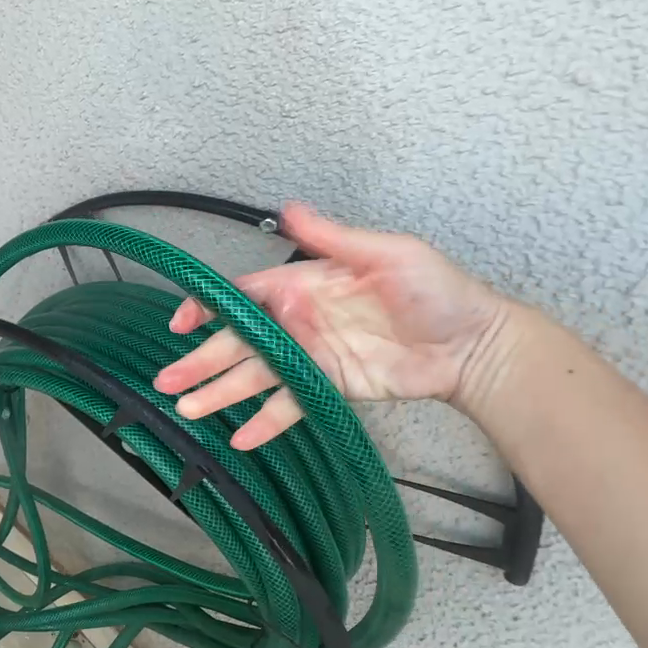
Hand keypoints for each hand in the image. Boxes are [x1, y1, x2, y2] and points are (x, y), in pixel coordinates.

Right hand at [153, 203, 511, 449]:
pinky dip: (264, 423)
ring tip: (186, 409)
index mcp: (299, 287)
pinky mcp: (325, 387)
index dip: (205, 308)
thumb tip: (290, 209)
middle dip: (199, 361)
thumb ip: (333, 238)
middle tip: (168, 381)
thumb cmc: (439, 292)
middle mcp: (294, 322)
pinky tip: (240, 439)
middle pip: (234, 342)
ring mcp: (306, 357)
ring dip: (218, 393)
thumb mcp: (388, 254)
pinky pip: (287, 405)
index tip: (182, 323)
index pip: (239, 297)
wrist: (479, 346)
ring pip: (252, 377)